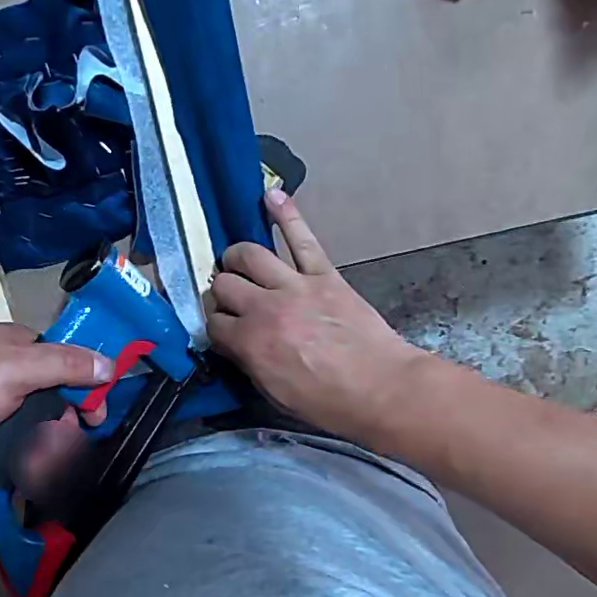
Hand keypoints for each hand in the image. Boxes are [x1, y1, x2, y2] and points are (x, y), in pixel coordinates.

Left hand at [0, 323, 111, 480]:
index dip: (85, 378)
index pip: (64, 355)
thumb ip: (65, 365)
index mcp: (12, 342)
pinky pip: (20, 444)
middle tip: (76, 434)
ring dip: (48, 440)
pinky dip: (28, 455)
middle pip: (55, 393)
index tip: (98, 406)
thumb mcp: (15, 368)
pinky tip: (30, 467)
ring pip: (40, 423)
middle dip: (68, 415)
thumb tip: (110, 365)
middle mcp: (6, 369)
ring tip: (47, 455)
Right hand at [207, 189, 429, 438]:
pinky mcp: (323, 275)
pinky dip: (286, 214)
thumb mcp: (273, 391)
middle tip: (230, 299)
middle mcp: (263, 307)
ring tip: (237, 262)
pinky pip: (301, 238)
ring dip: (236, 257)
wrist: (384, 391)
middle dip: (220, 292)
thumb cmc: (328, 402)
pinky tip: (270, 195)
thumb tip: (234, 341)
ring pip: (249, 255)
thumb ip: (247, 360)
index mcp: (249, 341)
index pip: (213, 321)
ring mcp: (294, 286)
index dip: (215, 325)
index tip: (223, 330)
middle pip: (223, 284)